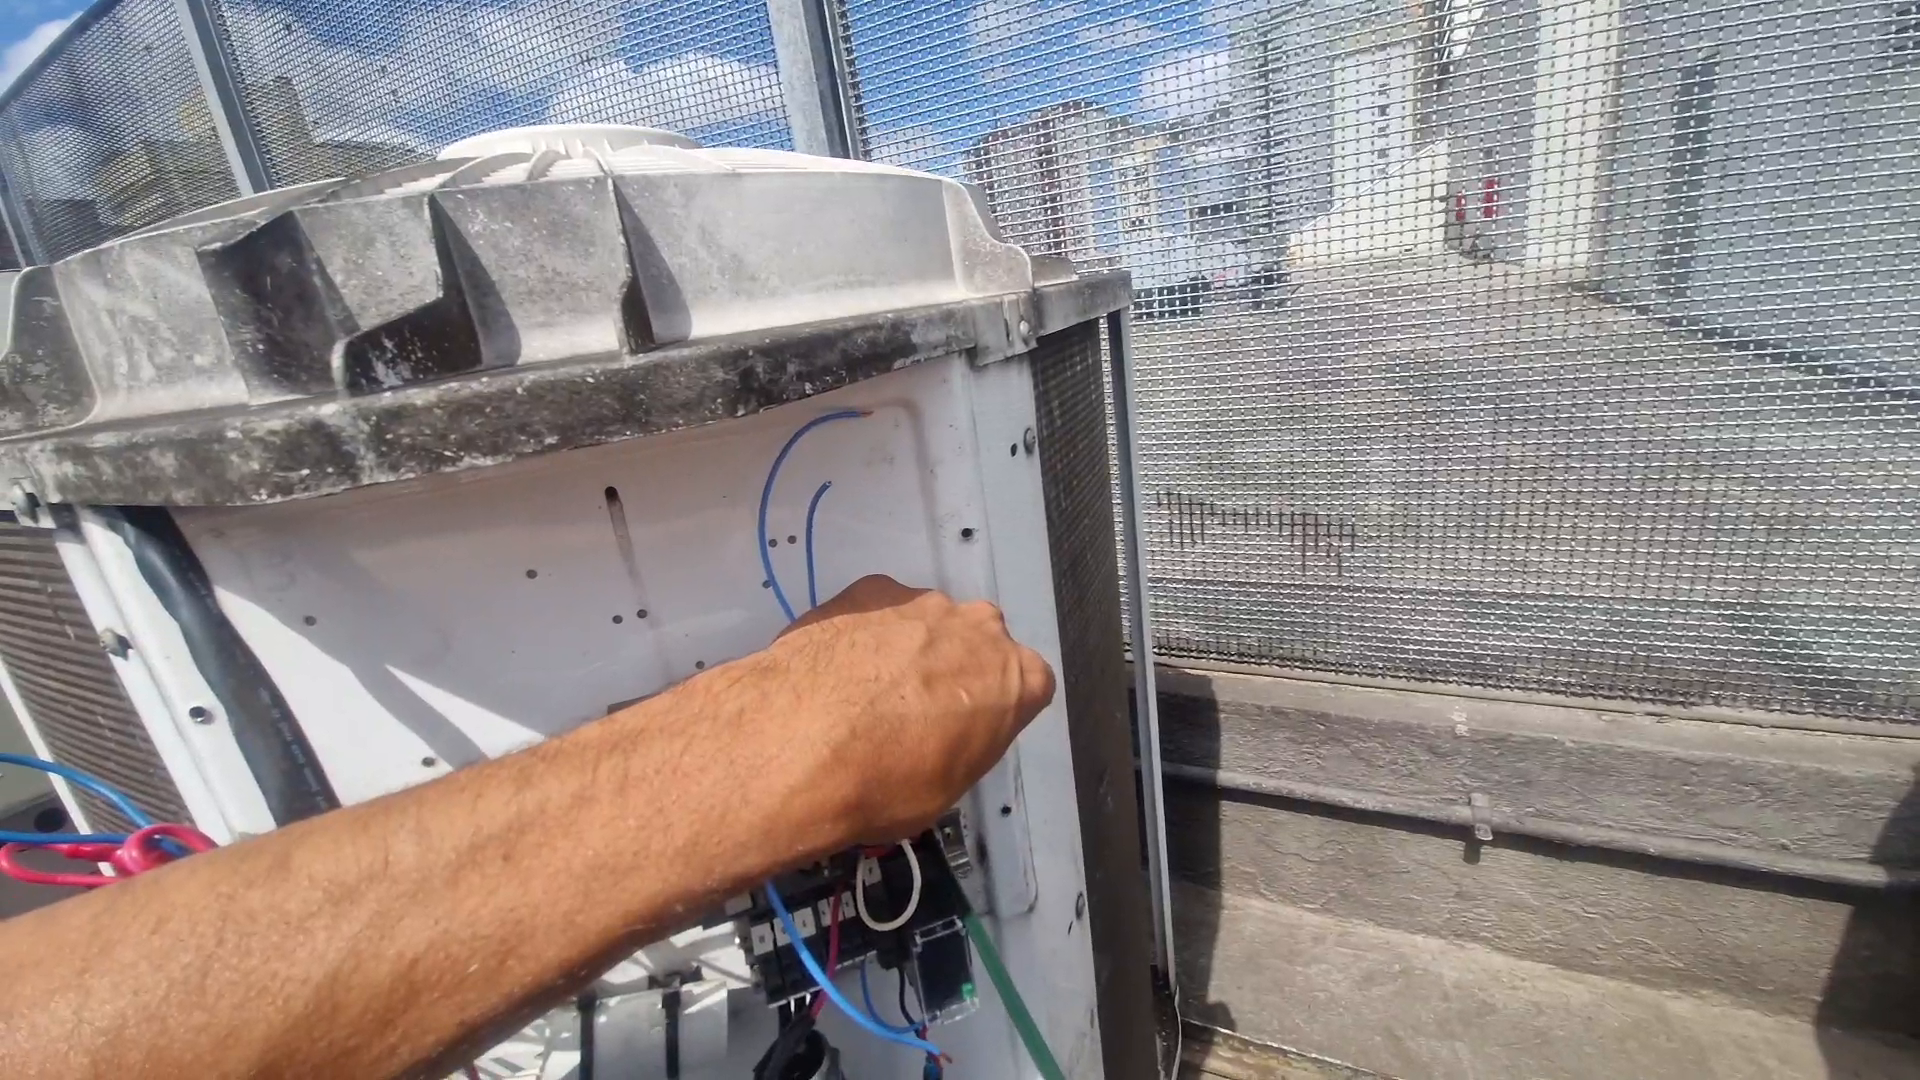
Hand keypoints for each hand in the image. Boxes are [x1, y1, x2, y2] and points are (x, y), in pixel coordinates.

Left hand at [760, 575, 1054, 845]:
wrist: (799, 746)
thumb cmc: (886, 781)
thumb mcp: (948, 786)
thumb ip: (965, 740)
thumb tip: (943, 736)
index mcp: (1017, 677)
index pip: (1025, 684)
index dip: (992, 709)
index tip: (965, 729)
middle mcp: (980, 627)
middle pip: (978, 644)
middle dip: (953, 670)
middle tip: (914, 712)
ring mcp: (925, 602)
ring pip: (928, 624)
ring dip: (908, 650)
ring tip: (864, 695)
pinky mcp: (872, 588)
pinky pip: (880, 610)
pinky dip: (865, 632)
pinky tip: (837, 670)